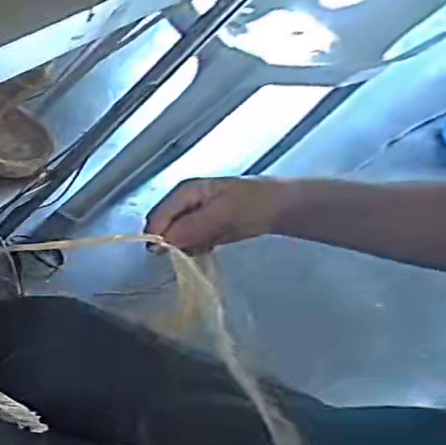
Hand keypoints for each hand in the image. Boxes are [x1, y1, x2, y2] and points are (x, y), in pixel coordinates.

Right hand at [145, 176, 296, 252]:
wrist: (289, 206)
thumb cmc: (258, 203)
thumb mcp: (224, 213)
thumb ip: (190, 227)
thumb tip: (159, 244)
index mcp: (183, 192)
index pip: (156, 218)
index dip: (157, 235)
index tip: (168, 252)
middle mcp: (180, 202)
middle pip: (161, 227)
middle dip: (172, 241)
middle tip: (192, 248)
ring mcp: (189, 214)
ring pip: (171, 236)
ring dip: (185, 245)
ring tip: (206, 245)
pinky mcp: (197, 225)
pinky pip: (184, 240)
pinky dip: (193, 247)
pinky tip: (209, 246)